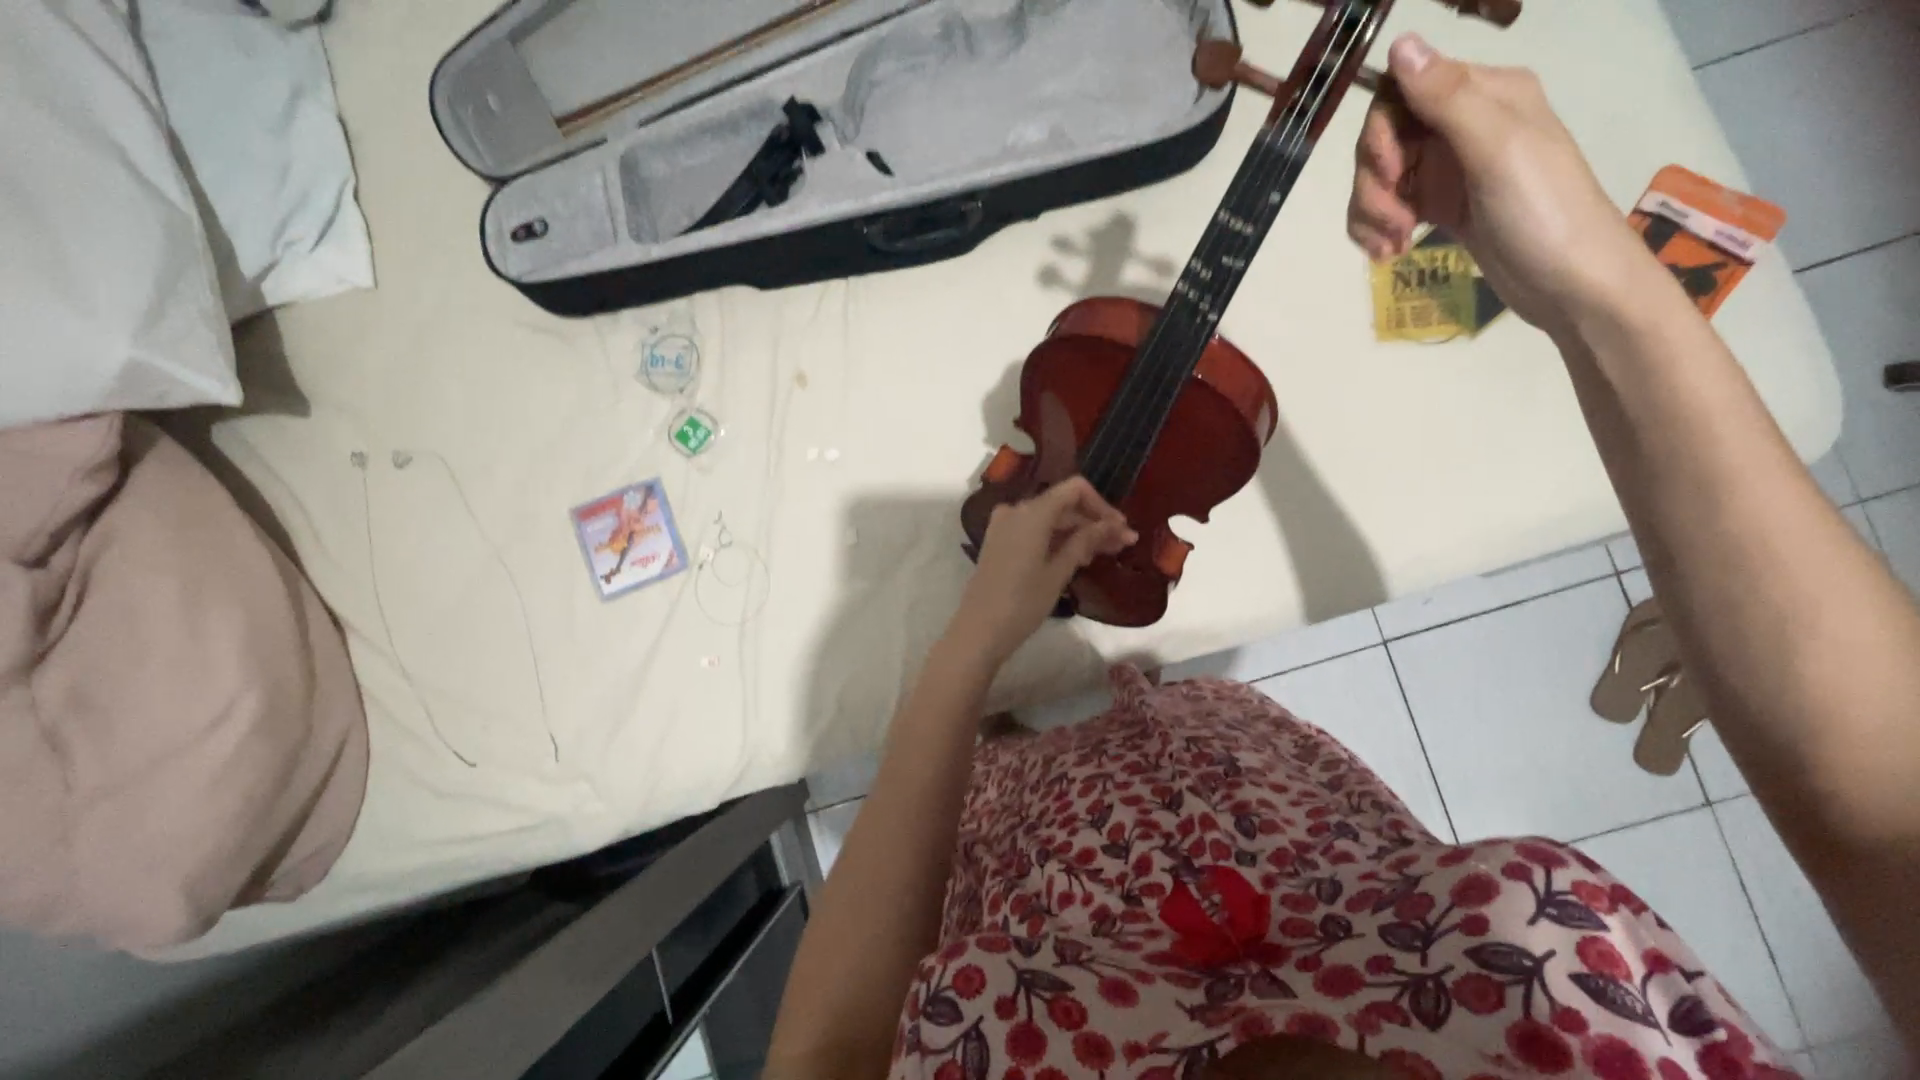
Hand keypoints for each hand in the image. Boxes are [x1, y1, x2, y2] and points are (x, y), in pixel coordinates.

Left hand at [945, 477, 1135, 669]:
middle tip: (1123, 544)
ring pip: (1050, 519)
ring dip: (1079, 532)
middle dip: (1094, 522)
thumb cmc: (1023, 603)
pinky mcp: (1000, 541)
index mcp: (1032, 512)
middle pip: (1063, 505)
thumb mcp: (1059, 571)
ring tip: (1107, 553)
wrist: (979, 630)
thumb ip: (1086, 541)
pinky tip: (1079, 556)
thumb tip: (1116, 525)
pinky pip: (1035, 530)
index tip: (1121, 528)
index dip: (1102, 505)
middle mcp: (1016, 510)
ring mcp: (1005, 525)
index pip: (1074, 490)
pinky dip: (1058, 539)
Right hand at [1347, 34, 1656, 335]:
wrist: (1571, 286)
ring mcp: (1451, 168)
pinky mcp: (1442, 206)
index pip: (1401, 92)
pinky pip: (1389, 206)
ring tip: (1390, 245)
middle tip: (1393, 222)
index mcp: (1485, 95)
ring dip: (1371, 212)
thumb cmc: (1543, 212)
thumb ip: (1446, 97)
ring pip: (1379, 176)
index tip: (1390, 173)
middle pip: (1384, 138)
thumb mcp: (1496, 149)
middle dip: (1373, 183)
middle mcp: (1463, 124)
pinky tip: (1389, 252)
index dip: (1380, 135)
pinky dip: (1378, 229)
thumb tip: (1399, 41)